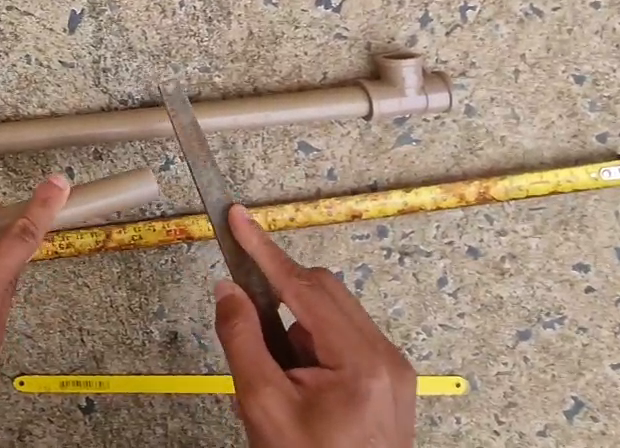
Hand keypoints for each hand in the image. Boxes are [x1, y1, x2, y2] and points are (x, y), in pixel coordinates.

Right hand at [214, 203, 416, 447]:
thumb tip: (228, 289)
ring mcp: (392, 370)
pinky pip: (340, 335)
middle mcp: (385, 358)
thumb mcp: (262, 404)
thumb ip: (241, 337)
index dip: (263, 248)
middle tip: (243, 310)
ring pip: (329, 311)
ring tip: (277, 371)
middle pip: (320, 291)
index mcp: (360, 363)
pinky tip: (295, 378)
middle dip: (278, 292)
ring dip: (293, 321)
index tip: (236, 216)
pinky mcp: (387, 380)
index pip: (302, 286)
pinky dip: (308, 340)